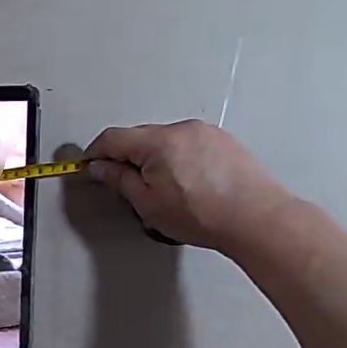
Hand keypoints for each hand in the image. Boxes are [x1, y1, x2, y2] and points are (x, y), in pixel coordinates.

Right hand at [84, 120, 294, 254]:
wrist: (256, 218)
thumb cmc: (202, 215)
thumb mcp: (148, 204)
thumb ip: (120, 181)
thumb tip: (101, 167)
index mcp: (158, 142)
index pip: (114, 137)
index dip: (96, 152)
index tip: (90, 166)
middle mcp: (182, 129)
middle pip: (140, 137)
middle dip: (126, 157)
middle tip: (123, 184)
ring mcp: (206, 132)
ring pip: (165, 140)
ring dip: (153, 159)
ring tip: (160, 190)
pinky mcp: (223, 141)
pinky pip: (188, 144)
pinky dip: (176, 159)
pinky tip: (184, 184)